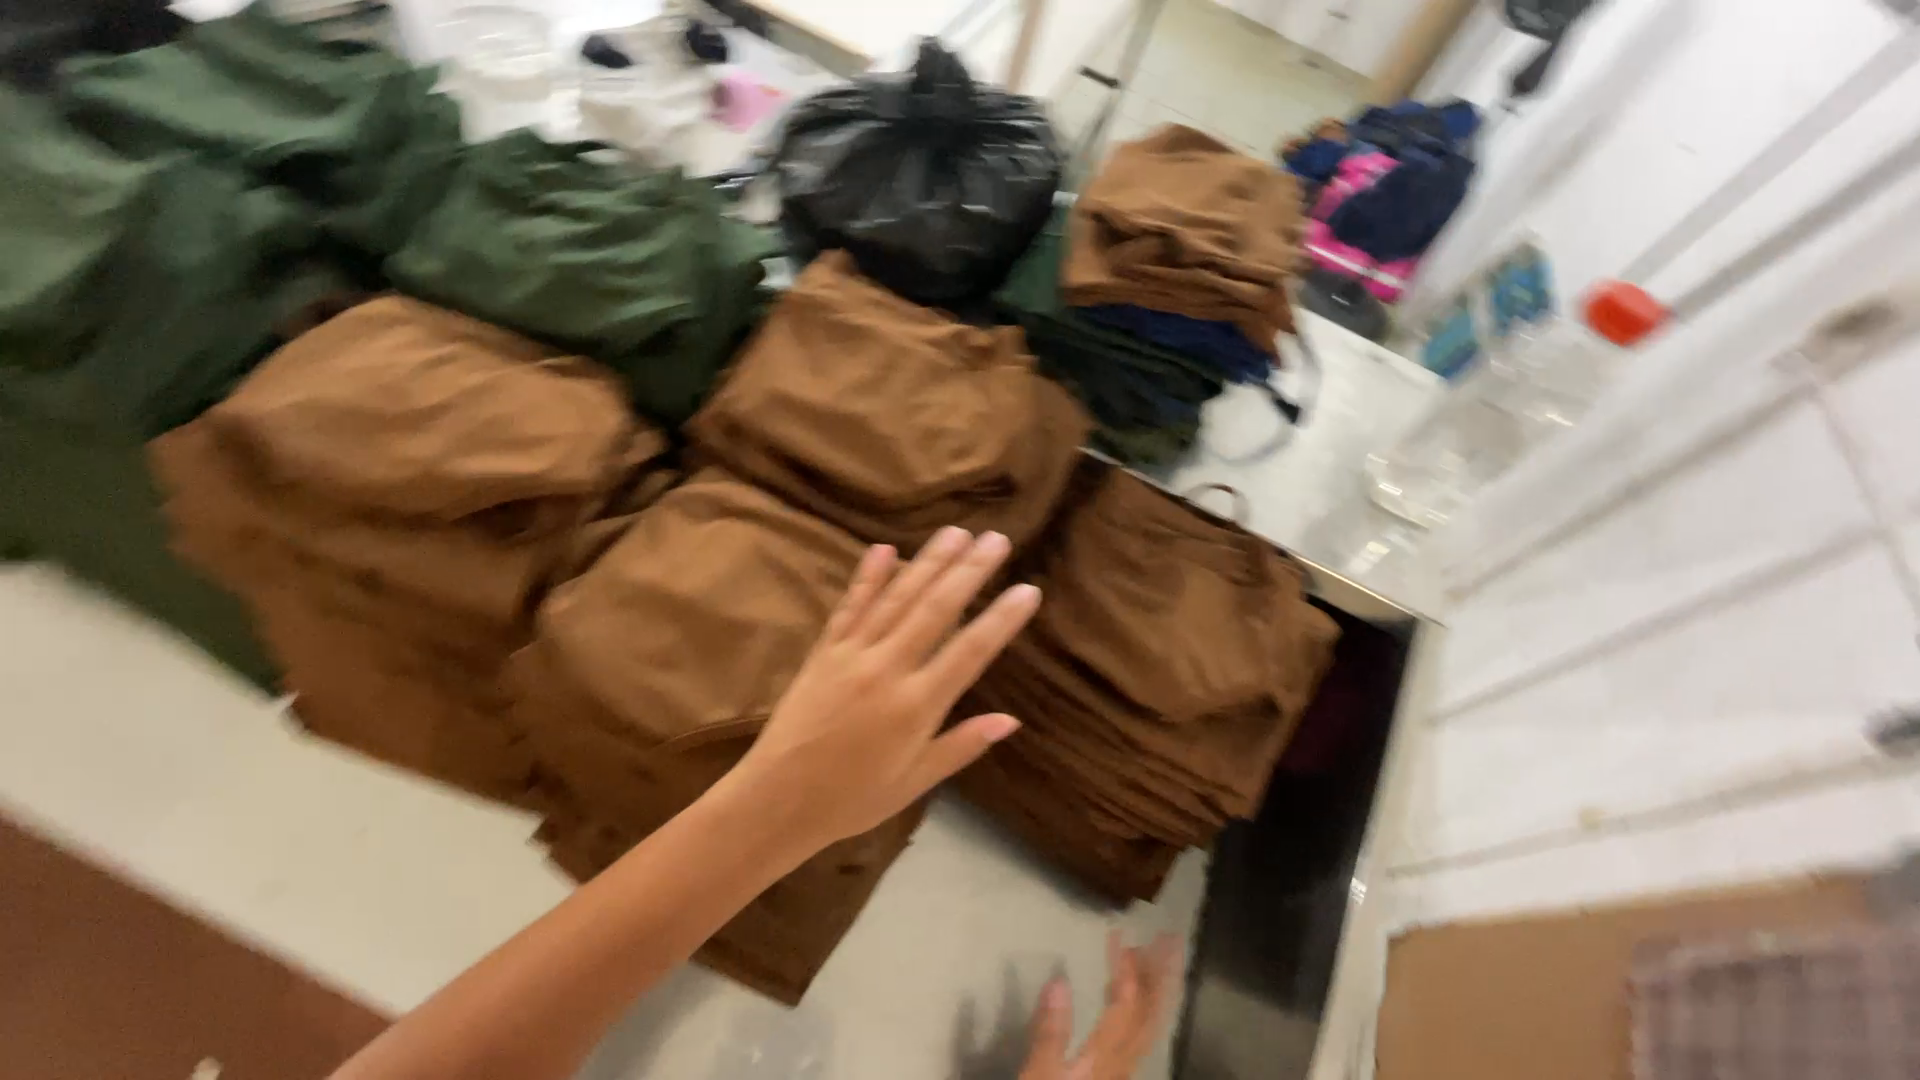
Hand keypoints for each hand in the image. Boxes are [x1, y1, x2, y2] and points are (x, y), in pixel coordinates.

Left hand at [728, 526, 1040, 848]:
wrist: (775, 800)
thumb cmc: (851, 799)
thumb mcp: (914, 782)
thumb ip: (961, 745)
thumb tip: (1011, 720)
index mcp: (915, 706)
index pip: (969, 652)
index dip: (1001, 620)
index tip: (1028, 590)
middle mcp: (887, 669)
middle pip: (935, 610)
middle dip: (969, 572)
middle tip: (997, 539)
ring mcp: (852, 654)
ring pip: (896, 598)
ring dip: (928, 562)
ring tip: (956, 532)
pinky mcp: (824, 651)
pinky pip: (850, 606)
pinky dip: (867, 576)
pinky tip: (884, 548)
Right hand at [1020, 931, 1181, 1079]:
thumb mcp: (1038, 1077)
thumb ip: (1050, 1034)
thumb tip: (1059, 981)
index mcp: (1105, 1059)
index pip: (1125, 1006)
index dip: (1126, 969)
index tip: (1120, 935)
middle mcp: (1123, 1063)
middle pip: (1152, 1015)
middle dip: (1163, 975)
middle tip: (1170, 939)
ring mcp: (1122, 1071)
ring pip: (1152, 1025)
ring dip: (1158, 989)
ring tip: (1158, 957)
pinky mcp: (1114, 1075)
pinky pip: (1142, 1034)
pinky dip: (1146, 1008)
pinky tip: (1133, 998)